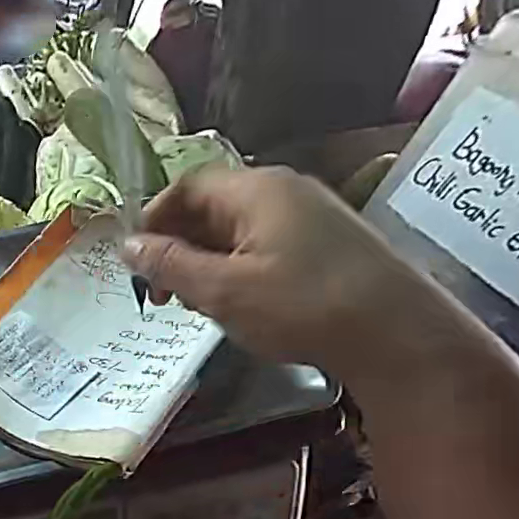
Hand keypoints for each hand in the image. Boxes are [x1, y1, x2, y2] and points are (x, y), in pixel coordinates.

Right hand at [120, 165, 500, 387]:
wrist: (391, 331)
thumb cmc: (300, 306)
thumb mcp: (222, 289)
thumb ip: (170, 265)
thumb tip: (127, 246)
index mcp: (256, 190)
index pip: (187, 186)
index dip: (153, 219)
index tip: (134, 264)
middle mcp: (281, 191)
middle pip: (208, 207)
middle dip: (175, 247)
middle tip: (160, 295)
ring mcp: (304, 216)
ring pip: (230, 230)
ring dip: (200, 263)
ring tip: (194, 304)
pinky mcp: (317, 243)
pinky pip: (256, 246)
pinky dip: (230, 270)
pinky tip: (231, 304)